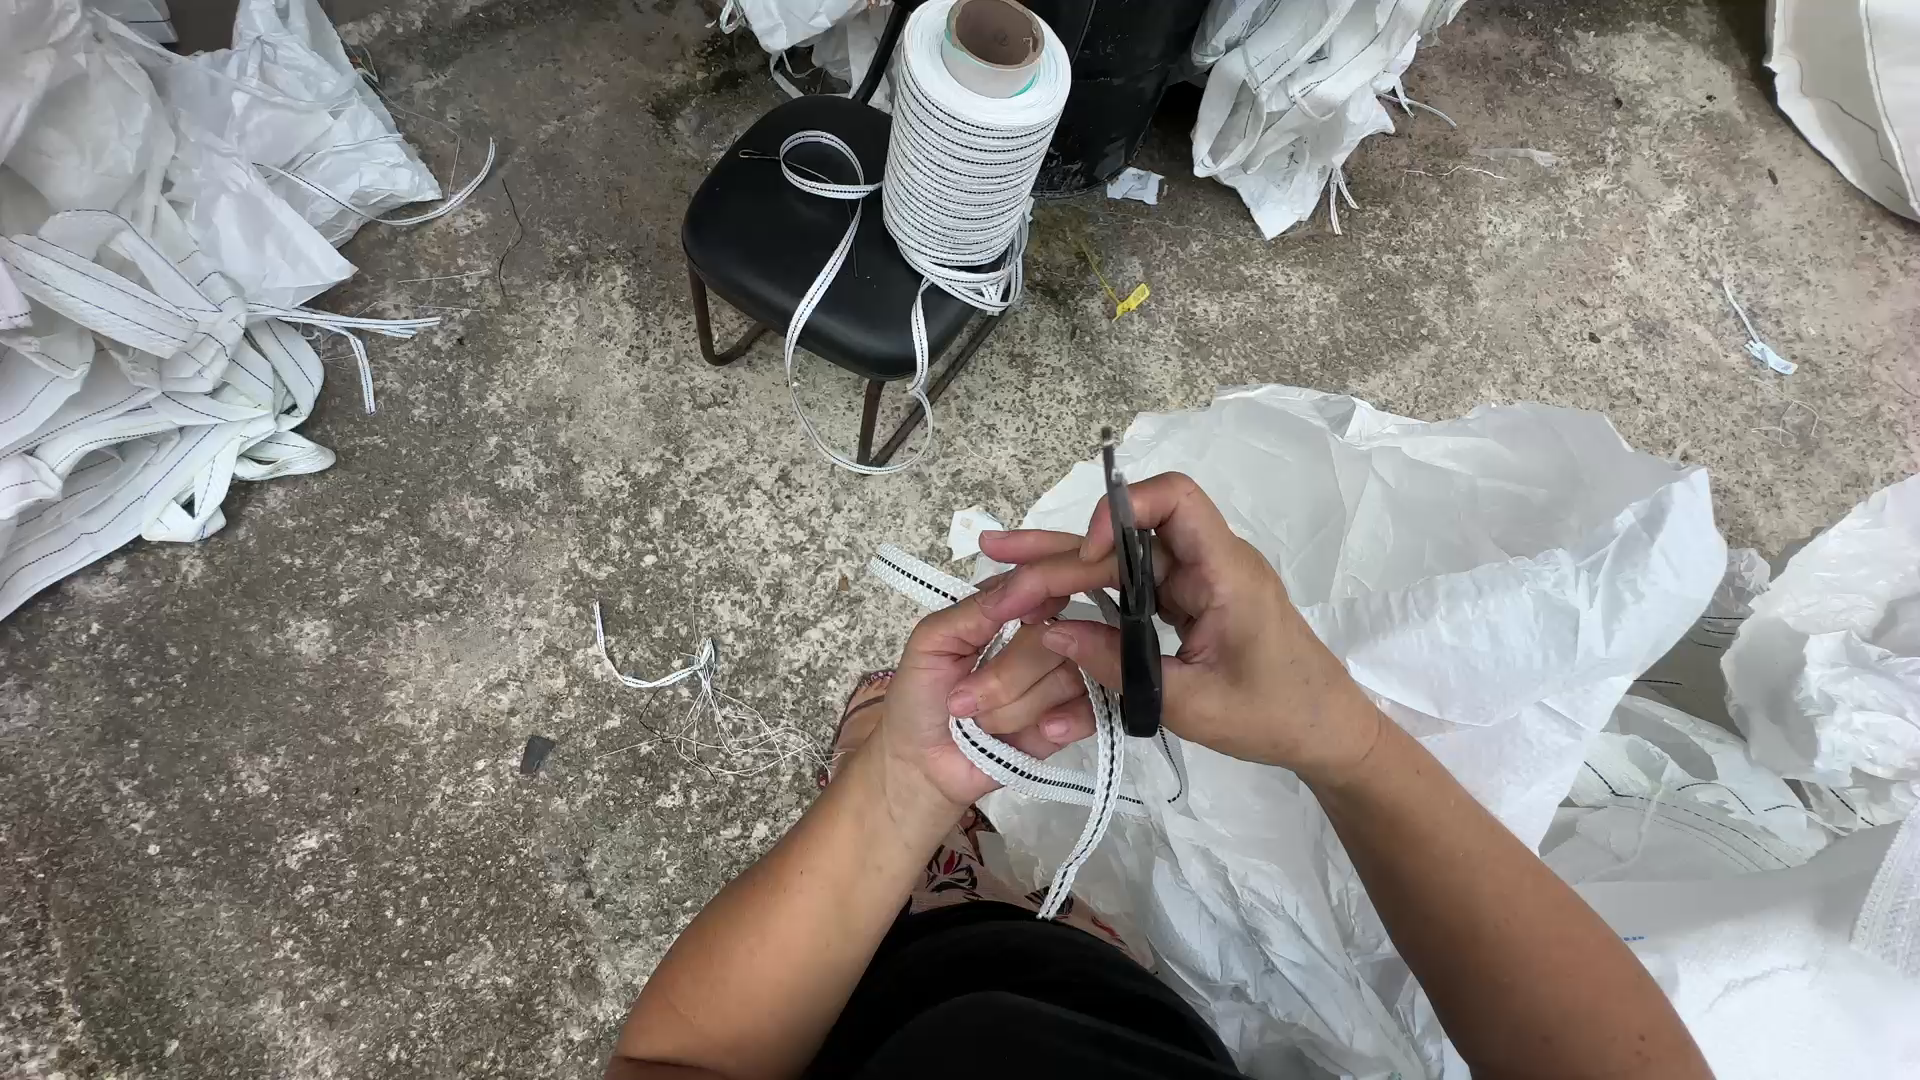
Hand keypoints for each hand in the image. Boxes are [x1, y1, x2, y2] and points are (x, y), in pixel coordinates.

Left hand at [865, 547, 1098, 814]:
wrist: (922, 768)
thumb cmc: (919, 697)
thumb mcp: (932, 642)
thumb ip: (974, 610)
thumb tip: (1022, 585)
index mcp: (1008, 613)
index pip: (1042, 588)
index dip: (1039, 599)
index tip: (1021, 619)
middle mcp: (1040, 640)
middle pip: (1056, 637)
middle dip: (1005, 677)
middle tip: (961, 702)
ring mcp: (1059, 680)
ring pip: (1068, 676)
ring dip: (1017, 708)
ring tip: (984, 727)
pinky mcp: (1072, 720)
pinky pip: (1091, 710)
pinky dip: (1065, 721)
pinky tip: (1040, 732)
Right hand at [974, 472, 1384, 785]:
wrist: (1328, 733)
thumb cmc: (1277, 716)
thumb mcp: (1191, 704)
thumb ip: (1120, 667)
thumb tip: (1051, 634)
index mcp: (1225, 571)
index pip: (1176, 499)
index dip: (1121, 510)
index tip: (1085, 552)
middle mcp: (1206, 563)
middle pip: (1126, 536)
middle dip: (1062, 550)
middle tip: (1000, 562)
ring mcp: (1194, 582)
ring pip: (1120, 559)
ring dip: (1064, 566)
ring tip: (1004, 568)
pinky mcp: (1185, 602)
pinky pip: (1129, 586)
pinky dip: (1087, 592)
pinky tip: (1046, 601)